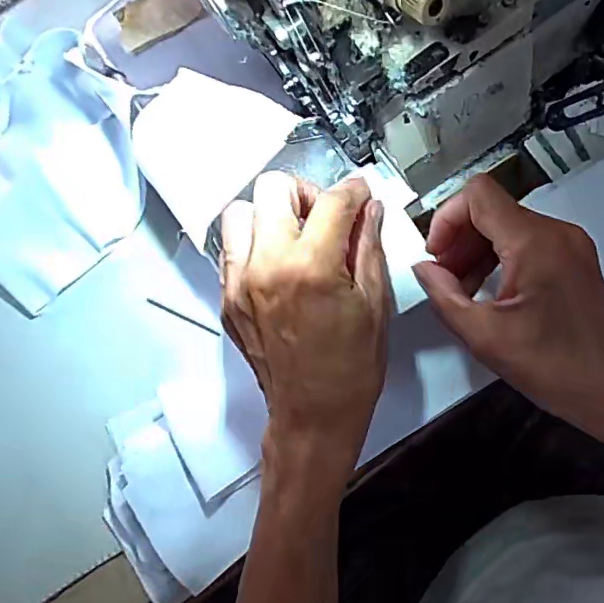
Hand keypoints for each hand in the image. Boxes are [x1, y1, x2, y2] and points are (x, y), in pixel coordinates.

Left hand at [221, 172, 392, 498]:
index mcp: (311, 267)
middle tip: (325, 214)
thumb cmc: (347, 372)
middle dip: (306, 192)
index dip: (353, 190)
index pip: (332, 200)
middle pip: (274, 187)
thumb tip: (368, 213)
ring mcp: (241, 283)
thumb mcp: (374, 304)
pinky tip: (279, 261)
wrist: (312, 415)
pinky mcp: (229, 299)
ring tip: (297, 235)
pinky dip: (254, 242)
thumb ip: (368, 247)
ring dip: (271, 213)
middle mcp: (268, 268)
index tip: (359, 195)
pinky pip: (231, 248)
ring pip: (240, 211)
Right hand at [412, 173, 603, 442]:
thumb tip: (423, 269)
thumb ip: (443, 295)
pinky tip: (486, 289)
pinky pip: (526, 241)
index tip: (436, 255)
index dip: (446, 218)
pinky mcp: (574, 258)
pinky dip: (499, 257)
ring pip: (507, 224)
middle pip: (491, 209)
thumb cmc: (551, 367)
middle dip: (458, 238)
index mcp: (535, 243)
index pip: (478, 195)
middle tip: (442, 276)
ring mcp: (569, 243)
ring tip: (460, 287)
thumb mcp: (482, 335)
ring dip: (476, 249)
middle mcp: (557, 233)